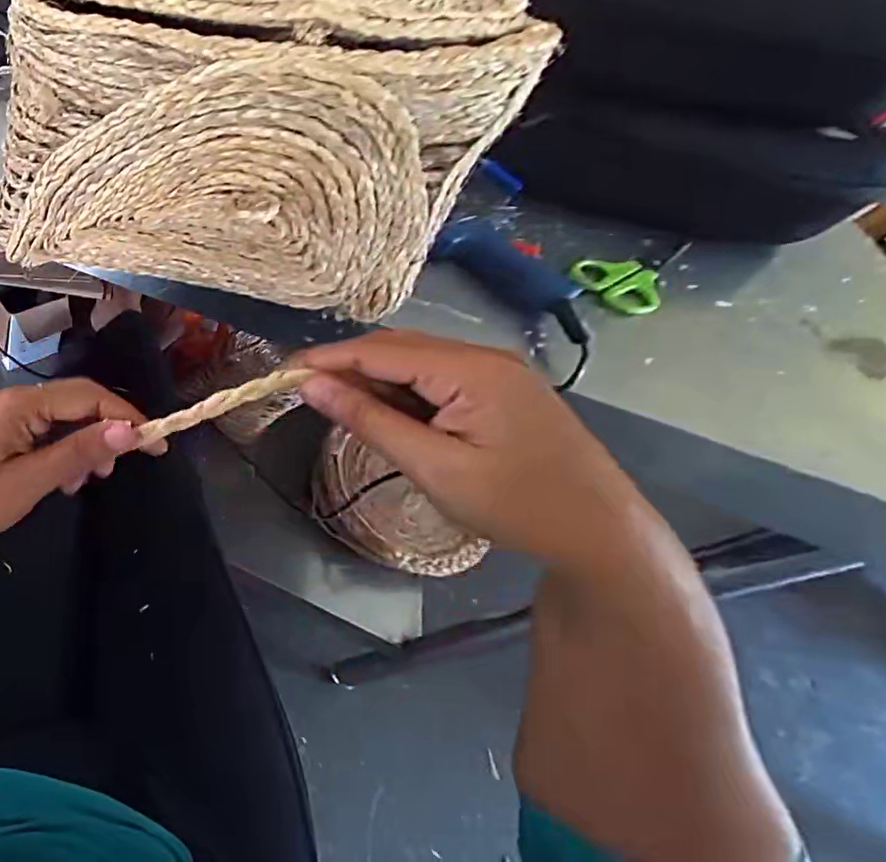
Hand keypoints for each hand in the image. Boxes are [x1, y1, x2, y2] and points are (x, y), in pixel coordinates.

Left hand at [0, 379, 167, 581]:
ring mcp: (9, 416)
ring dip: (84, 446)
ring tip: (87, 481)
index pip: (88, 396)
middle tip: (118, 469)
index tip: (156, 442)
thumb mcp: (30, 481)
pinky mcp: (5, 433)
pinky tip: (64, 481)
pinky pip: (47, 434)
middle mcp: (18, 400)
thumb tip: (128, 430)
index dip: (125, 416)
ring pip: (65, 420)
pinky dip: (64, 454)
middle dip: (105, 432)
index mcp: (22, 403)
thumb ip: (79, 452)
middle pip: (78, 404)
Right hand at [293, 329, 664, 572]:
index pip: (379, 351)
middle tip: (305, 393)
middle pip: (397, 348)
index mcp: (471, 369)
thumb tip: (311, 385)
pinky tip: (388, 413)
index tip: (281, 373)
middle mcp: (483, 357)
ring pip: (415, 361)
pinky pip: (436, 376)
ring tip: (340, 407)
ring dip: (374, 379)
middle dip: (347, 366)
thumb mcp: (432, 466)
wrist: (604, 538)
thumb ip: (368, 420)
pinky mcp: (500, 389)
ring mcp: (496, 371)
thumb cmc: (516, 506)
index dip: (326, 359)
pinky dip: (402, 391)